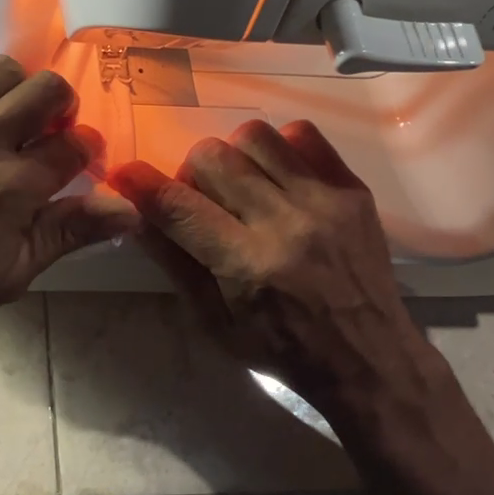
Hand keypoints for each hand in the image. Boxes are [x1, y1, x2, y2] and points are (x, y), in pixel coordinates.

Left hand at [0, 31, 138, 355]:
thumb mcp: (8, 276)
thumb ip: (67, 234)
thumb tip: (128, 210)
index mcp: (15, 186)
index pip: (74, 147)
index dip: (86, 151)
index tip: (80, 161)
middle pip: (46, 92)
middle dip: (61, 108)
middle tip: (48, 131)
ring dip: (16, 84)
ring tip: (9, 108)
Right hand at [108, 120, 432, 416]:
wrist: (370, 358)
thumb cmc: (282, 349)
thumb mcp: (215, 322)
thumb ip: (176, 263)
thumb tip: (137, 215)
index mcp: (247, 265)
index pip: (179, 206)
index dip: (141, 183)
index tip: (124, 174)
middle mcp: (285, 224)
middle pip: (213, 158)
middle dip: (191, 173)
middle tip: (200, 199)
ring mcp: (324, 201)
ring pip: (254, 137)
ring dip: (233, 156)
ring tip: (240, 184)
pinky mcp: (352, 189)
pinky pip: (304, 135)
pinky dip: (279, 148)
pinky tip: (277, 177)